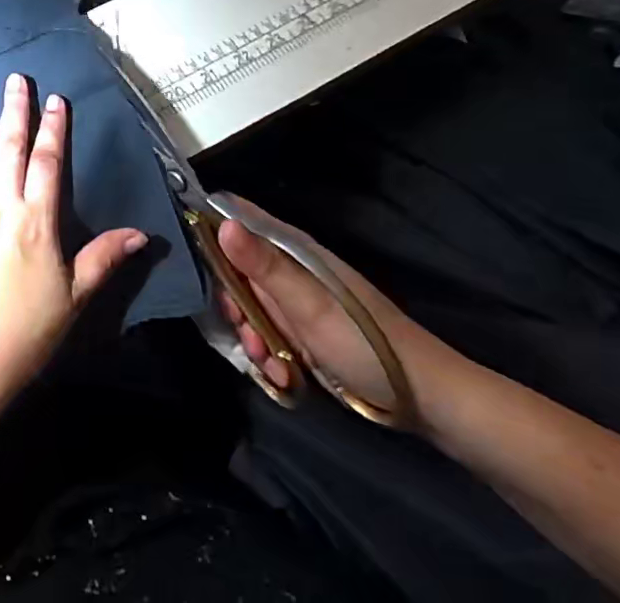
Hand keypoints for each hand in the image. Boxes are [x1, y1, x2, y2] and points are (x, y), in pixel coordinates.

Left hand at [0, 75, 149, 410]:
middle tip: (17, 79)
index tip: (55, 100)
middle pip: (9, 148)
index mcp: (36, 220)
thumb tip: (143, 234)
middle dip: (15, 112)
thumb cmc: (24, 332)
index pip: (48, 163)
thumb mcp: (75, 298)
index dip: (54, 130)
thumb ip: (104, 259)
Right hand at [216, 210, 465, 429]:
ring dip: (248, 332)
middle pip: (231, 267)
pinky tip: (279, 371)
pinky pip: (263, 332)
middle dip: (228, 299)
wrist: (426, 402)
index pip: (235, 218)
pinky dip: (265, 353)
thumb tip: (223, 223)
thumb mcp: (308, 304)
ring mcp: (294, 301)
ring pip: (244, 304)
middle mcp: (288, 269)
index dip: (207, 228)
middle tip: (241, 324)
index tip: (192, 256)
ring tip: (266, 357)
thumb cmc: (365, 344)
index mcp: (292, 250)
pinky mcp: (299, 330)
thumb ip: (263, 264)